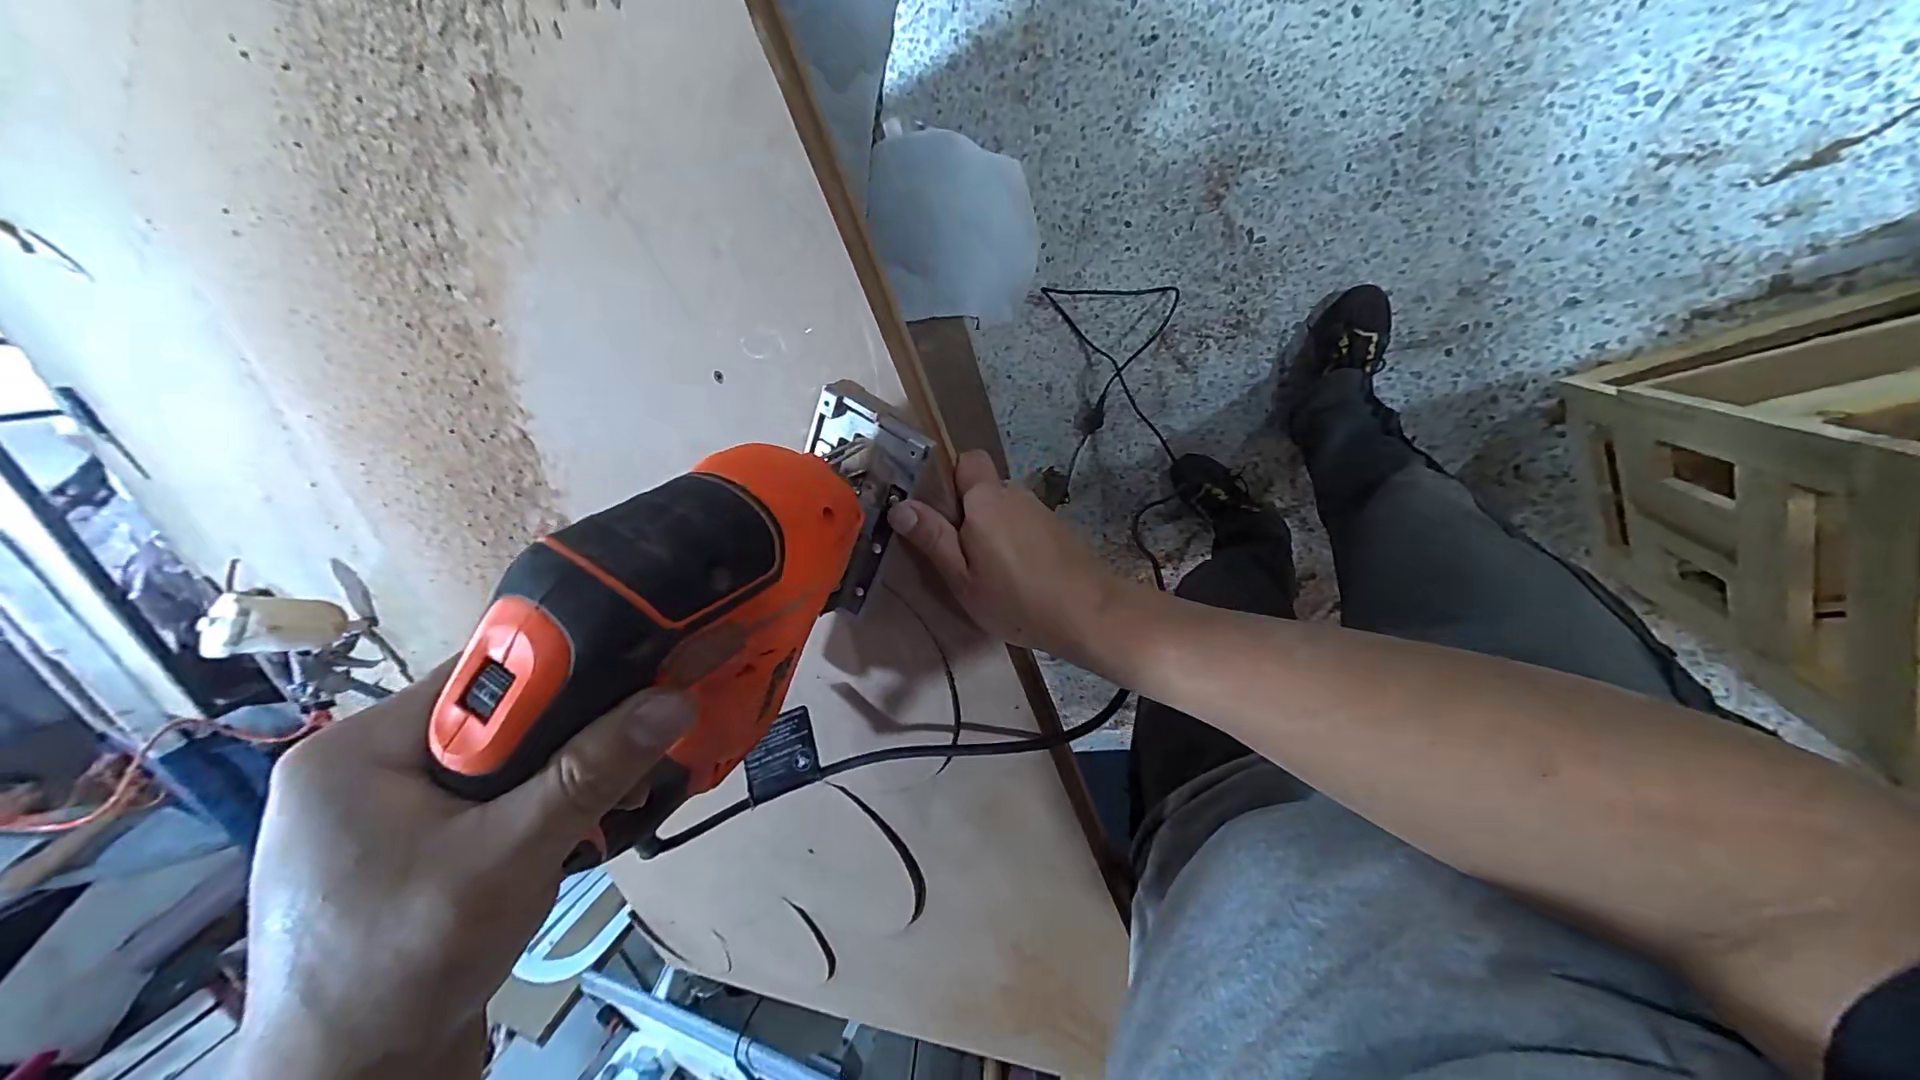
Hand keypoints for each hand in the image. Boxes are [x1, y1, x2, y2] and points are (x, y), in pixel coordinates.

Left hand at [232, 666, 691, 1078]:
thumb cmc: (406, 962)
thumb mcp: (510, 855)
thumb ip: (591, 772)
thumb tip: (673, 700)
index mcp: (357, 748)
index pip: (480, 676)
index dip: (562, 679)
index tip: (631, 694)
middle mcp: (362, 767)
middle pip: (495, 720)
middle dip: (569, 743)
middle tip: (628, 767)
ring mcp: (380, 812)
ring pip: (498, 763)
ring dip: (560, 782)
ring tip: (605, 813)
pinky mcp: (406, 847)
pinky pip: (487, 800)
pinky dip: (535, 810)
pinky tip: (562, 840)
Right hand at [887, 449, 1124, 663]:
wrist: (1091, 615)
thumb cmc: (1018, 600)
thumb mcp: (963, 578)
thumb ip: (933, 539)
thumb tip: (900, 506)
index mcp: (987, 499)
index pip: (967, 459)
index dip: (950, 480)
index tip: (941, 516)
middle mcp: (1016, 494)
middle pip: (984, 488)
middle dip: (968, 513)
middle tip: (960, 556)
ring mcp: (1042, 511)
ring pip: (1005, 509)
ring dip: (993, 531)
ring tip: (991, 574)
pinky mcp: (1060, 529)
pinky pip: (1025, 525)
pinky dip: (1017, 543)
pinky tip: (1020, 578)